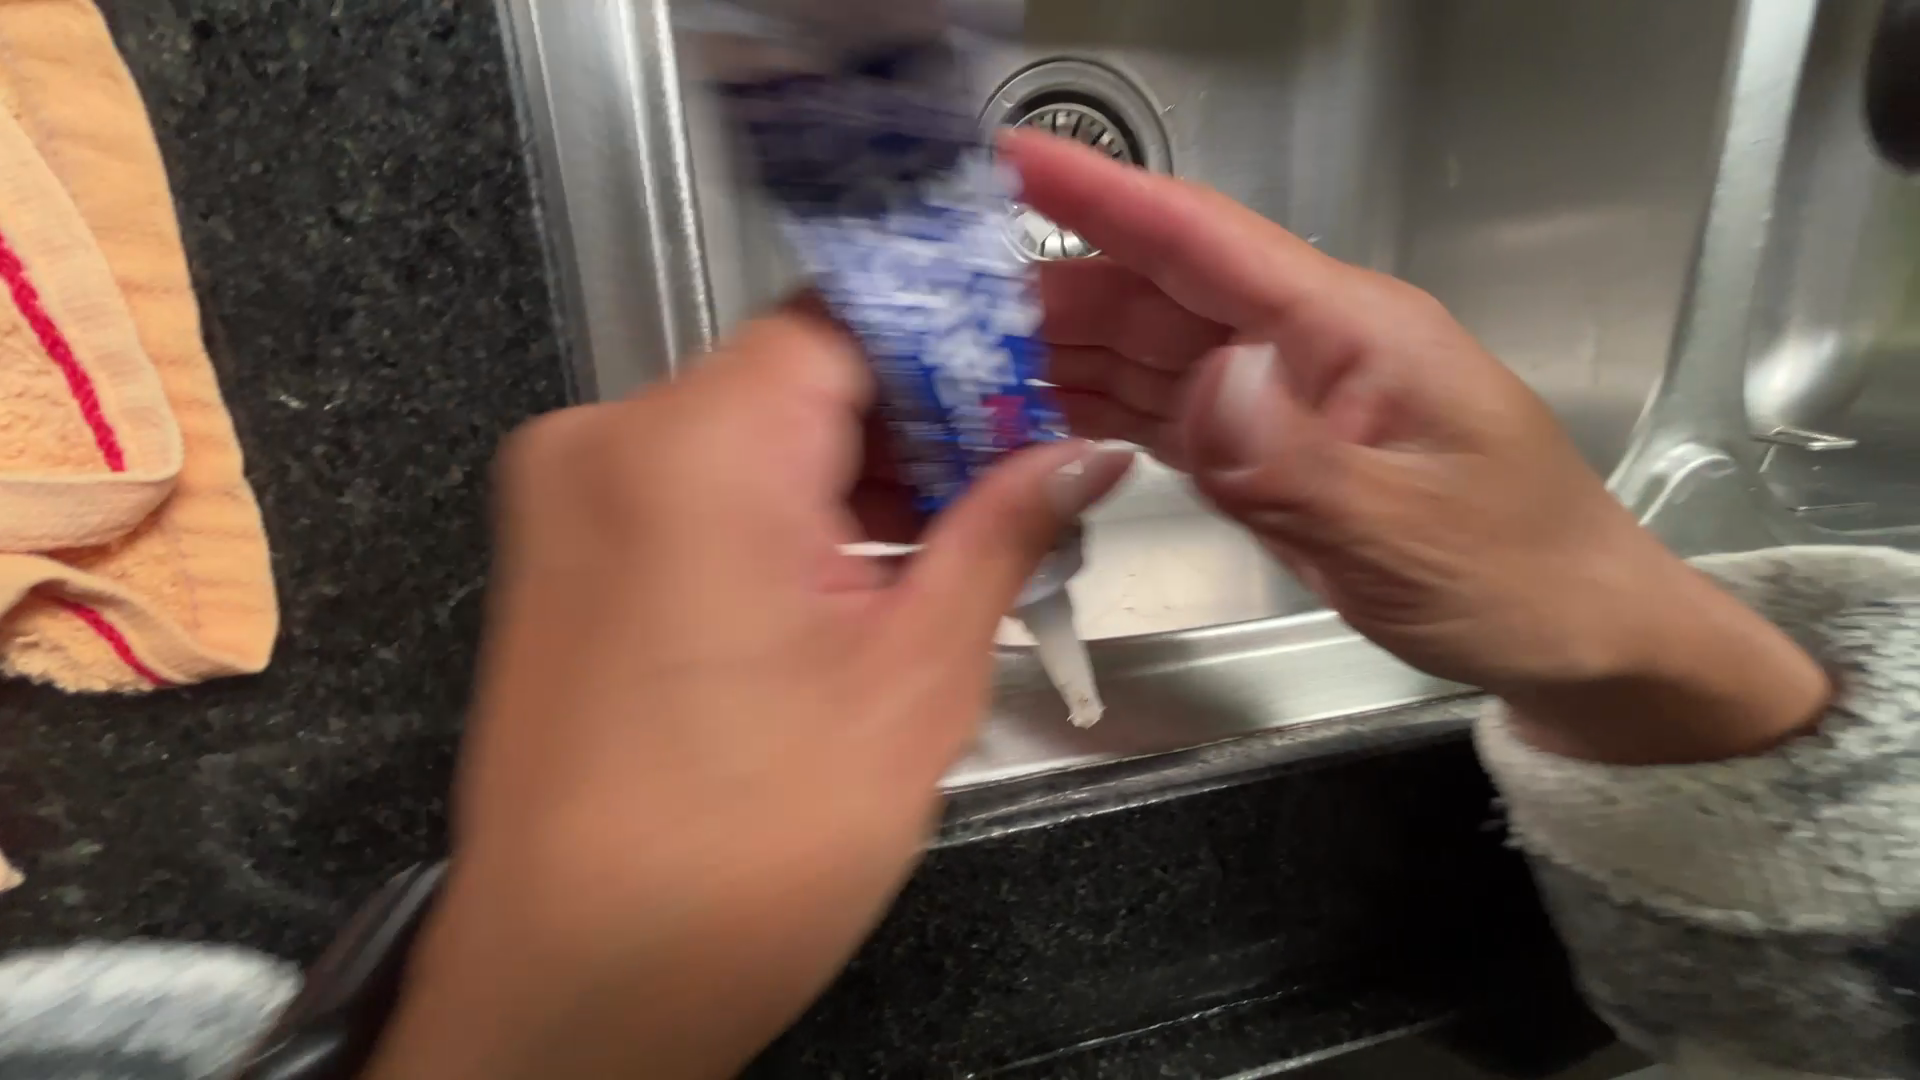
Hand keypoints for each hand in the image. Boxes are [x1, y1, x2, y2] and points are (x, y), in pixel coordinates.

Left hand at [366, 307, 1130, 1079]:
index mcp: (694, 450)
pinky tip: (865, 569)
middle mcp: (607, 441)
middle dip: (918, 424)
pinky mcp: (568, 551)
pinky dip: (793, 511)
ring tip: (955, 537)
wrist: (578, 992)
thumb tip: (1085, 456)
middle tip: (1015, 477)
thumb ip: (1003, 533)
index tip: (1030, 390)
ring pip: (756, 433)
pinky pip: (706, 487)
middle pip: (799, 376)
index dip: (953, 350)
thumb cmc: (750, 849)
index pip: (846, 324)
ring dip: (861, 475)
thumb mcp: (914, 678)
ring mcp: (572, 494)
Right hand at [1010, 130, 1828, 764]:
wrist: (1561, 629)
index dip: (1102, 197)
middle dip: (1048, 293)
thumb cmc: (1512, 574)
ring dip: (1058, 356)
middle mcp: (1293, 347)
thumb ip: (1301, 459)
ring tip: (971, 369)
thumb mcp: (1409, 529)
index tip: (1010, 163)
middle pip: (1149, 296)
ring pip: (1141, 353)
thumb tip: (1209, 382)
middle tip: (947, 309)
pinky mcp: (1251, 446)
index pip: (1203, 241)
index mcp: (1344, 331)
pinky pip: (1153, 411)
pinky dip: (1092, 413)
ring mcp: (1268, 396)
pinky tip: (1038, 422)